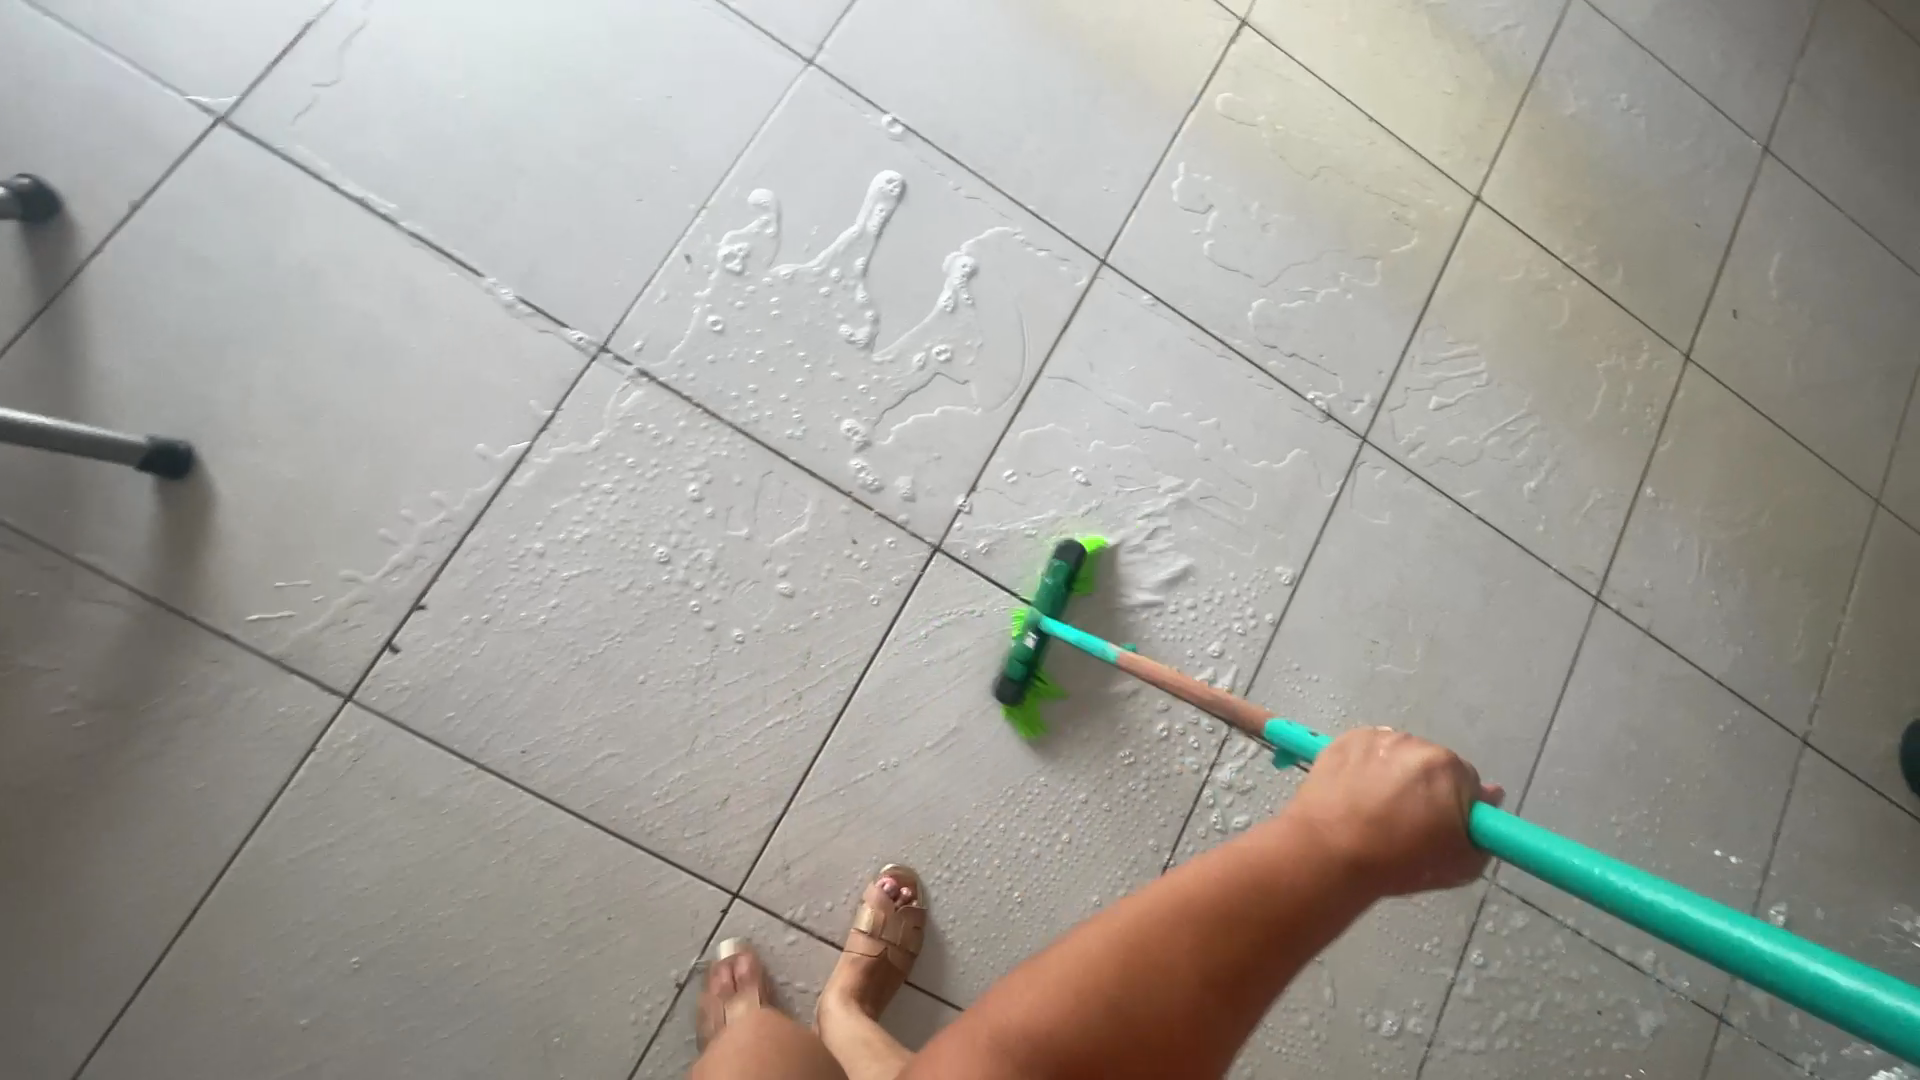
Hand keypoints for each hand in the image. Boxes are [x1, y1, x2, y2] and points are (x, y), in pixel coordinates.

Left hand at [1283, 727, 1502, 897]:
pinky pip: (1366, 751)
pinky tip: (1355, 791)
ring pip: (1397, 755)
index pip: (1467, 782)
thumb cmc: (1400, 860)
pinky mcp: (1341, 740)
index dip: (1457, 805)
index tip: (1439, 825)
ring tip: (1375, 806)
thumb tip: (1489, 795)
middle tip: (1405, 818)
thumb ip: (1485, 828)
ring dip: (1395, 772)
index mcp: (1448, 767)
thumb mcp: (1462, 861)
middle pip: (1431, 764)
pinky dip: (1365, 765)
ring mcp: (1373, 738)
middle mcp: (1412, 742)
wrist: (1328, 849)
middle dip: (1426, 786)